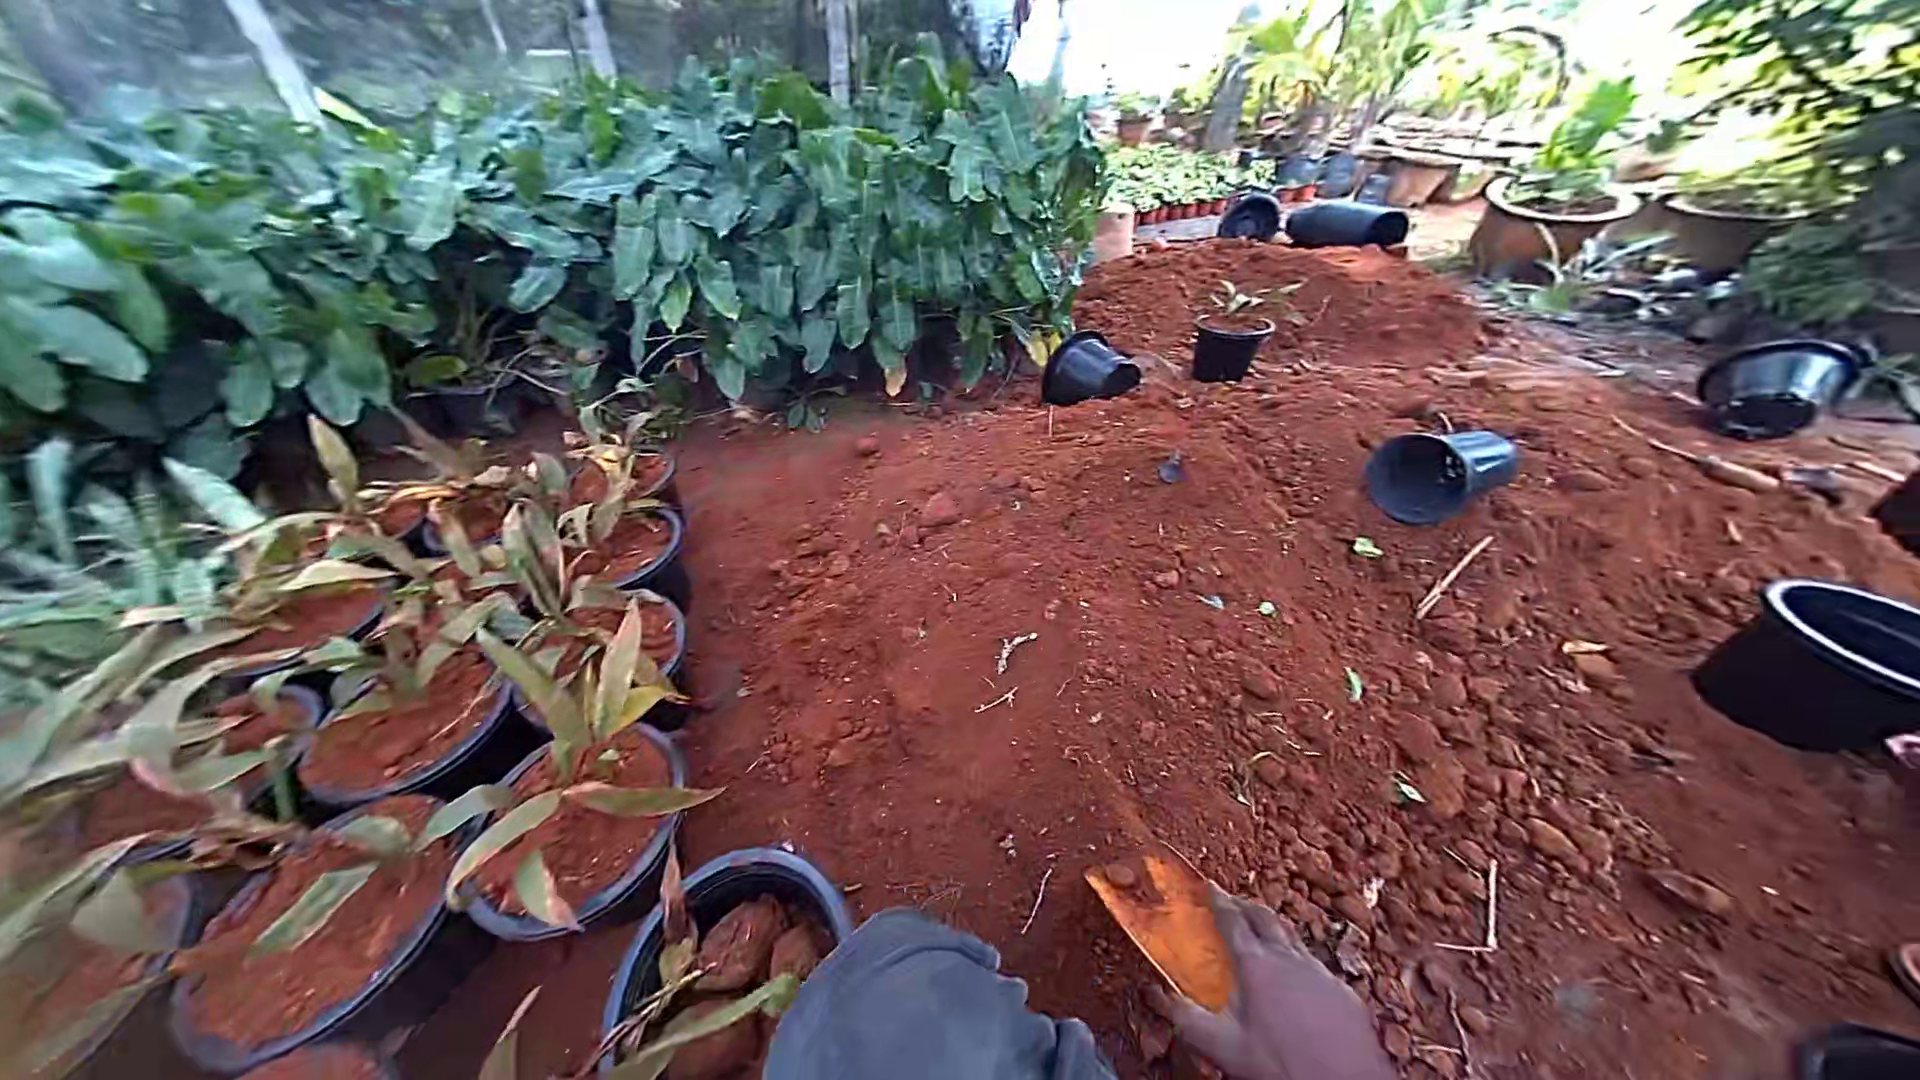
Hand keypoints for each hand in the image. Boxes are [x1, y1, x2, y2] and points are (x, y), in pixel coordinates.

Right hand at [1147, 888, 1394, 1079]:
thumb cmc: (1284, 1068)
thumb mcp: (1226, 1048)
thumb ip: (1189, 1021)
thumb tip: (1161, 998)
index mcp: (1256, 964)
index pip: (1232, 919)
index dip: (1218, 899)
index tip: (1209, 885)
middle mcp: (1288, 958)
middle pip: (1264, 916)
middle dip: (1245, 904)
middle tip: (1232, 902)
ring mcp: (1320, 972)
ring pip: (1292, 936)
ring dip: (1273, 928)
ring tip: (1263, 931)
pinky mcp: (1344, 992)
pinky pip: (1316, 964)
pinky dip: (1299, 960)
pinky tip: (1297, 976)